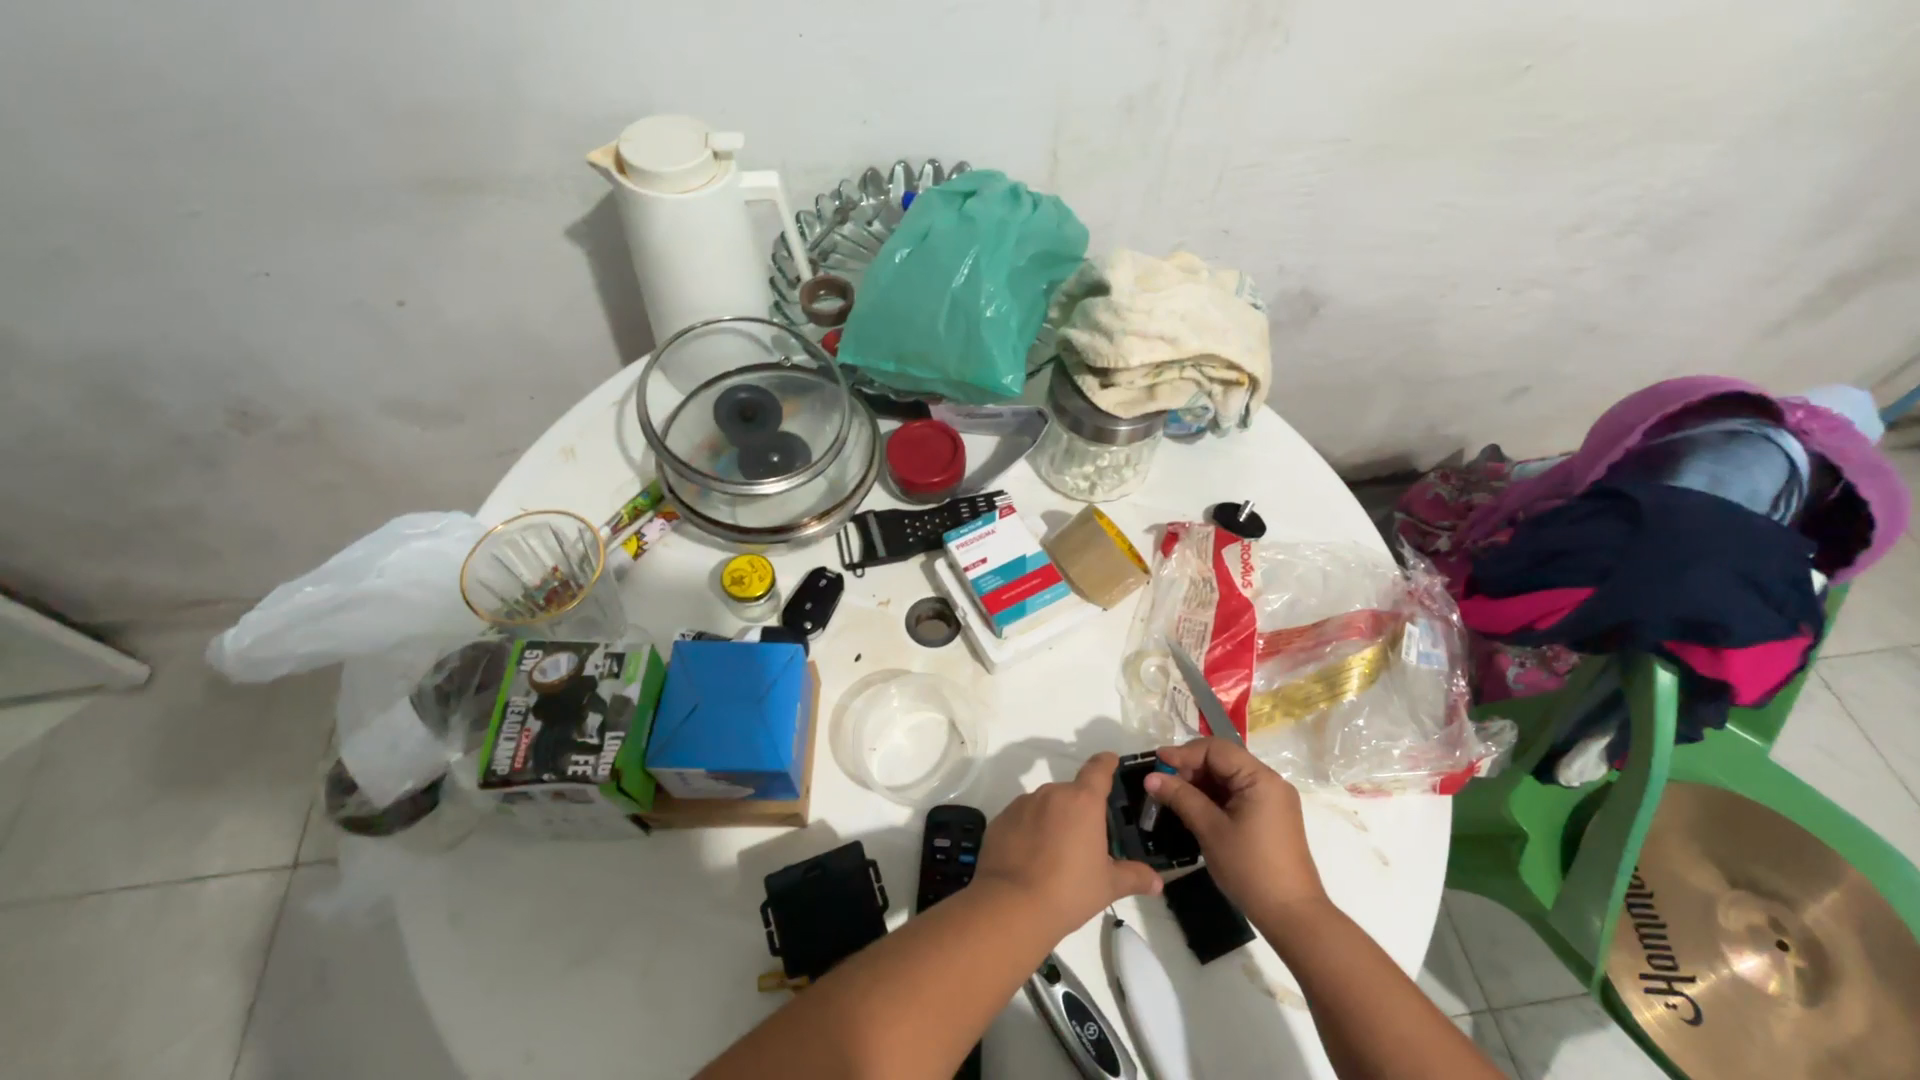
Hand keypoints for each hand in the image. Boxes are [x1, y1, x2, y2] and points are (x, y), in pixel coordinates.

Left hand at [976, 752, 1162, 938]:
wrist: (1012, 905)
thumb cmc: (1069, 891)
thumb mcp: (1108, 886)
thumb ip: (1134, 877)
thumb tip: (1157, 882)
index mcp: (1083, 801)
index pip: (1098, 768)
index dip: (1106, 762)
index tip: (1111, 761)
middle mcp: (1051, 794)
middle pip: (1071, 793)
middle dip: (1079, 810)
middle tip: (1086, 839)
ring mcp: (1022, 805)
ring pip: (1044, 805)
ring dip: (1053, 820)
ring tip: (1055, 853)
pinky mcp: (1000, 820)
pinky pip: (1021, 819)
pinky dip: (1028, 831)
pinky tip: (1030, 858)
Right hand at [1145, 739, 1327, 919]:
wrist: (1291, 914)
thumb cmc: (1250, 868)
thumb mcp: (1210, 830)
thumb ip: (1181, 798)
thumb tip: (1151, 778)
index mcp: (1261, 779)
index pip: (1217, 749)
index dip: (1184, 753)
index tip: (1156, 764)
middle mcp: (1270, 782)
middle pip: (1224, 761)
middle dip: (1191, 768)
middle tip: (1161, 783)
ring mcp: (1272, 800)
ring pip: (1229, 778)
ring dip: (1200, 784)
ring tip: (1172, 796)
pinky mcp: (1270, 817)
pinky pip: (1237, 795)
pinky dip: (1213, 798)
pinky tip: (1193, 808)